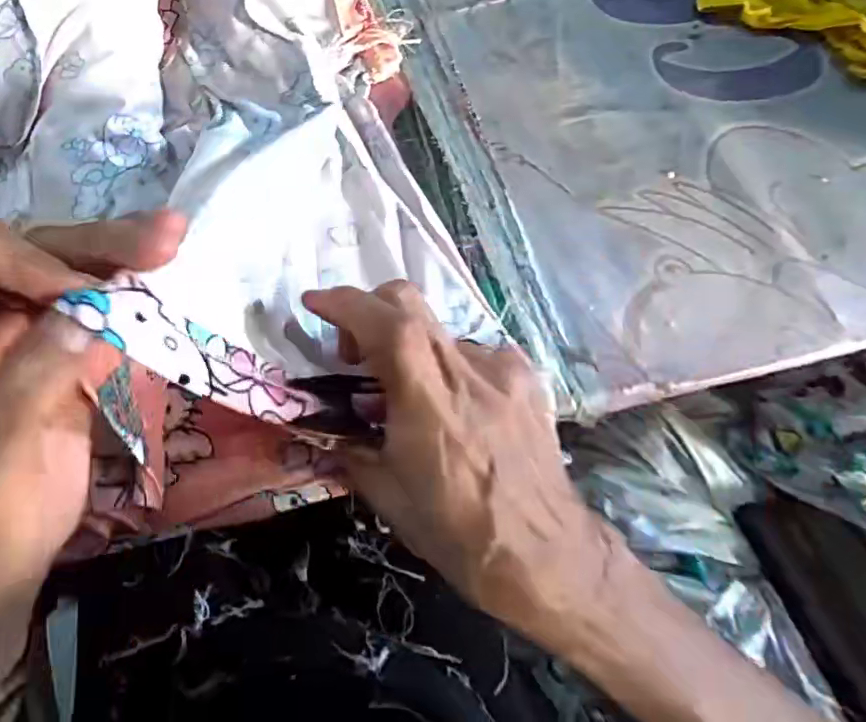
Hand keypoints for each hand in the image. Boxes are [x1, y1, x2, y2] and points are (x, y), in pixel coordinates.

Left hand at [0, 213, 184, 713]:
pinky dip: (128, 298)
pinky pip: (96, 315)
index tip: (81, 295)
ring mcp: (24, 338)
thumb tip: (91, 306)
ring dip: (119, 258)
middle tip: (163, 237)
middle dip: (93, 245)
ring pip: (71, 276)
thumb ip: (37, 372)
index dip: (29, 262)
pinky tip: (161, 280)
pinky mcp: (62, 361)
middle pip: (33, 254)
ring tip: (172, 238)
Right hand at [302, 281, 627, 651]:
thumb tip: (323, 423)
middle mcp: (465, 374)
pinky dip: (449, 361)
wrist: (551, 563)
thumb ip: (347, 444)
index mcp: (426, 401)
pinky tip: (452, 397)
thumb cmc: (456, 531)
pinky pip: (475, 351)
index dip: (344, 303)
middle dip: (366, 308)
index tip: (314, 304)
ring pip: (437, 326)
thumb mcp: (382, 492)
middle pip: (407, 302)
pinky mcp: (528, 383)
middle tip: (354, 350)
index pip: (384, 323)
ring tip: (406, 388)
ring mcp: (502, 374)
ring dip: (406, 342)